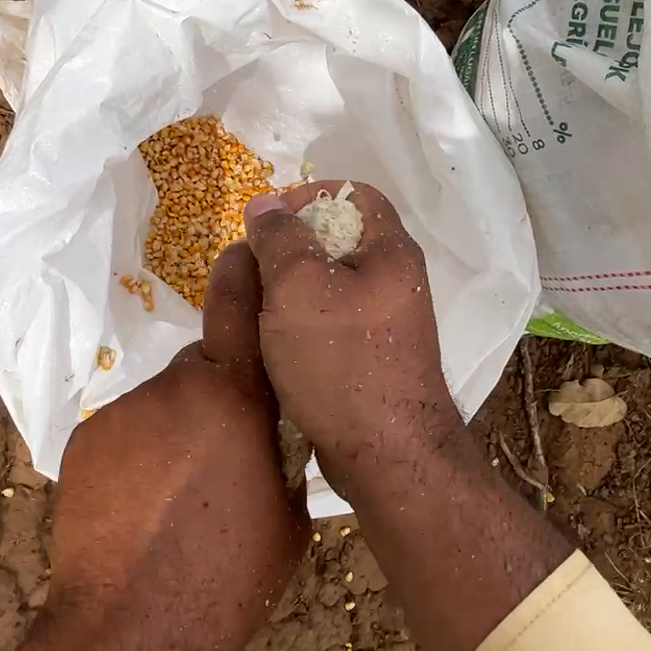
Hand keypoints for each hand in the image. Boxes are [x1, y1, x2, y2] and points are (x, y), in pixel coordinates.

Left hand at [50, 241, 306, 635]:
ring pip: (164, 401)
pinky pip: (128, 429)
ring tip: (181, 489)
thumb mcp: (288, 511)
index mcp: (234, 395)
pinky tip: (144, 501)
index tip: (248, 249)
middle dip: (217, 392)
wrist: (131, 623)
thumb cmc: (229, 571)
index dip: (244, 271)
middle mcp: (175, 387)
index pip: (238, 305)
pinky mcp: (86, 438)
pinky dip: (142, 451)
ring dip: (178, 428)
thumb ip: (285, 450)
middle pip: (202, 365)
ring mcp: (124, 410)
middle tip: (224, 448)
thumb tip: (280, 430)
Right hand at [242, 182, 461, 491]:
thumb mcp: (298, 288)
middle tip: (253, 270)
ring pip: (330, 286)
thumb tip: (266, 204)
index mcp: (391, 251)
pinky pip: (332, 324)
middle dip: (290, 249)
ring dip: (291, 291)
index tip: (267, 222)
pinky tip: (274, 344)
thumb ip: (280, 239)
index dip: (309, 196)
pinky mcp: (374, 359)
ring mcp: (388, 323)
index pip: (356, 195)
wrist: (388, 455)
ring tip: (255, 309)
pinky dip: (302, 325)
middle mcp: (397, 280)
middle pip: (339, 240)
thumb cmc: (343, 362)